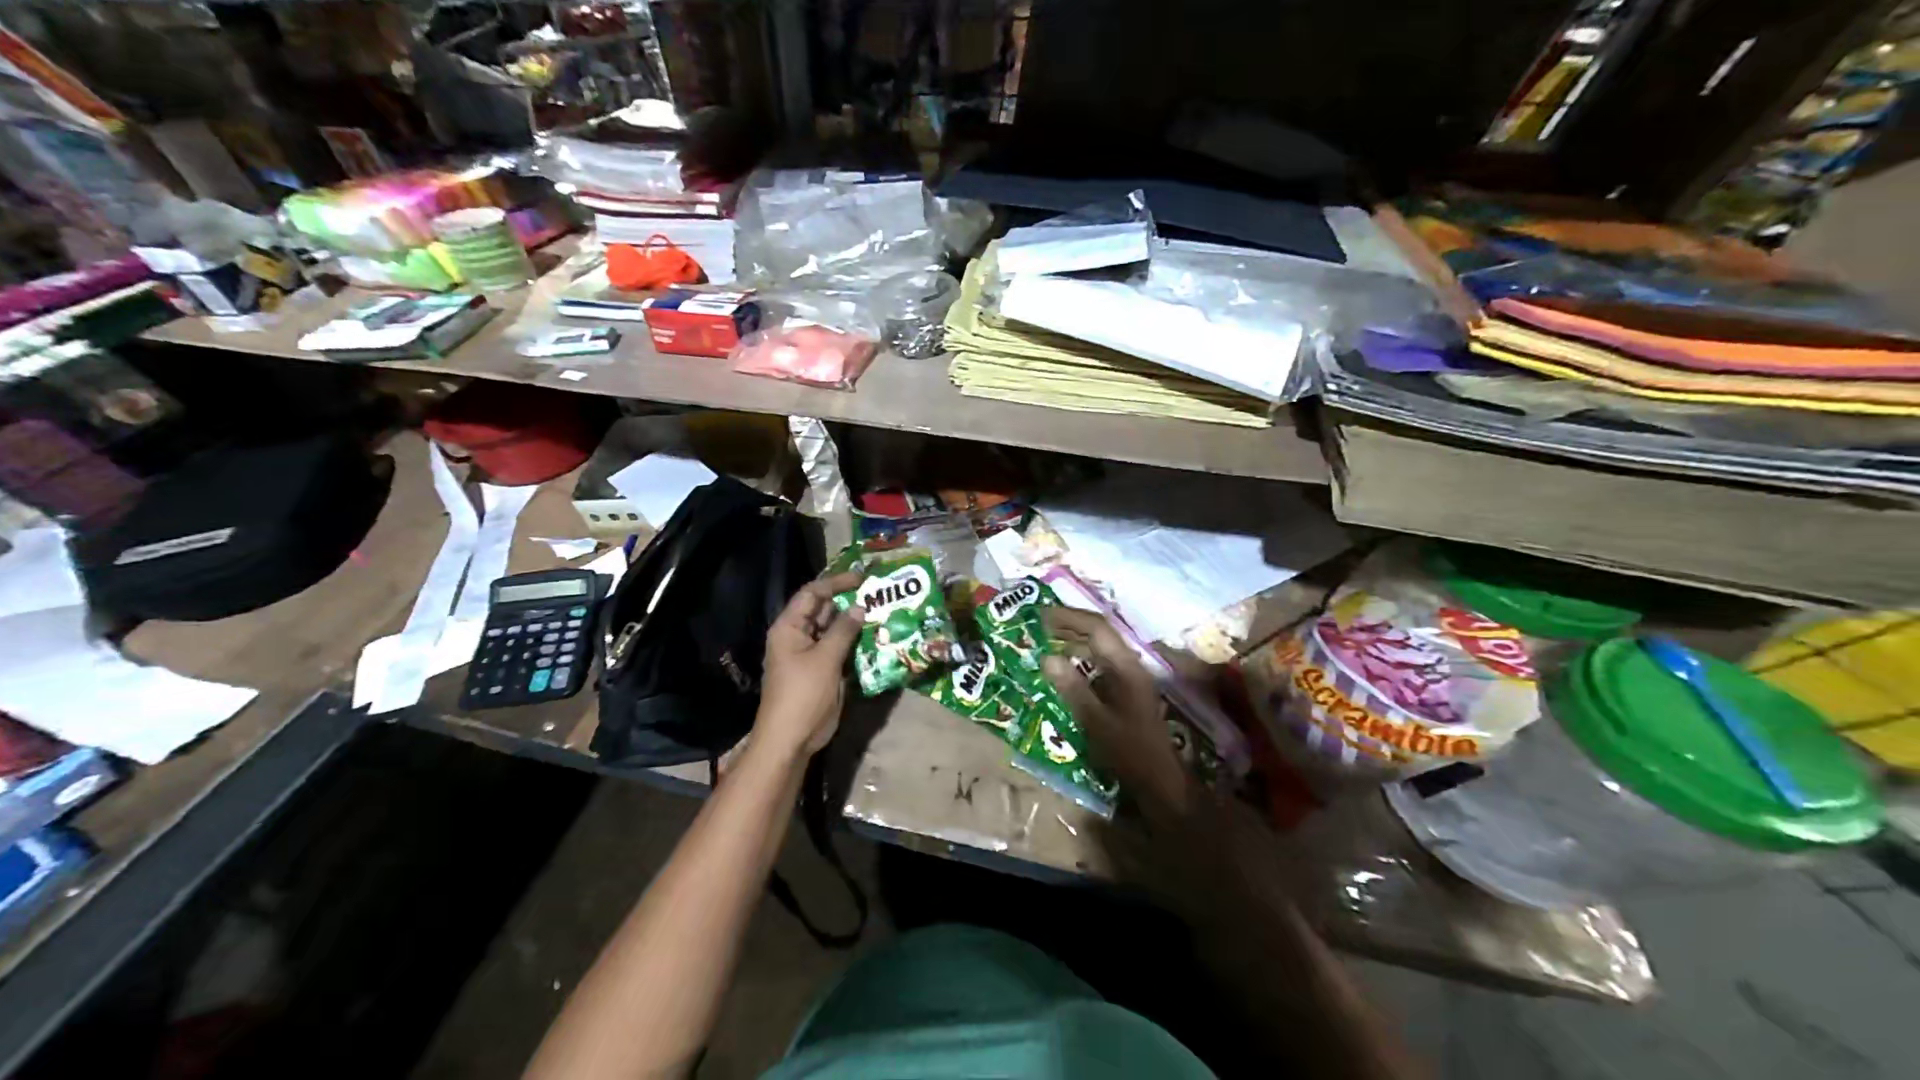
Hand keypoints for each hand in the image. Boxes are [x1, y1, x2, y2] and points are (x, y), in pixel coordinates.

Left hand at [754, 571, 864, 760]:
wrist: (791, 739)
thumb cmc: (803, 694)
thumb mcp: (825, 659)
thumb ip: (843, 630)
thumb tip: (860, 607)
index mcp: (790, 627)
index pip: (812, 594)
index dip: (836, 583)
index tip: (862, 578)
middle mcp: (798, 636)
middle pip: (823, 610)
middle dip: (849, 602)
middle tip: (878, 594)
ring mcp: (810, 654)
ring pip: (834, 630)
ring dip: (855, 623)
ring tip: (882, 612)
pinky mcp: (822, 671)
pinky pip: (839, 650)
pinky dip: (855, 644)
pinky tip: (876, 638)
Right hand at [1040, 607, 1194, 821]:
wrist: (1160, 782)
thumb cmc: (1129, 752)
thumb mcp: (1095, 721)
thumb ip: (1072, 688)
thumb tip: (1047, 657)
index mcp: (1126, 667)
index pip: (1097, 628)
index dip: (1069, 617)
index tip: (1041, 615)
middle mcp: (1130, 666)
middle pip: (1100, 633)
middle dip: (1069, 625)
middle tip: (1037, 625)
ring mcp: (1130, 678)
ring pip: (1100, 647)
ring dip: (1073, 640)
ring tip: (1045, 640)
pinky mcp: (1126, 691)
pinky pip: (1100, 663)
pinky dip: (1080, 658)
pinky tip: (1063, 667)